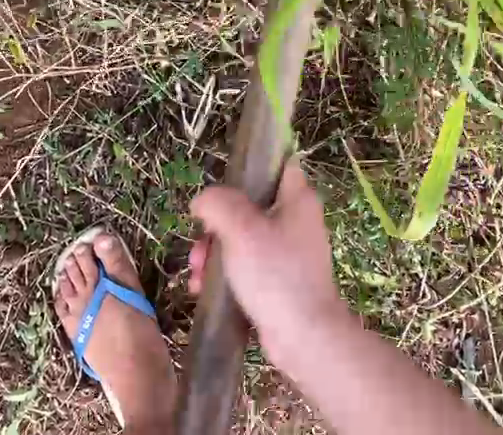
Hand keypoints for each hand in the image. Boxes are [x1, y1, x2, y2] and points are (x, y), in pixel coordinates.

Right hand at [189, 159, 351, 366]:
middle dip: (216, 226)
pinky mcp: (280, 282)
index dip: (249, 169)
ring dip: (214, 253)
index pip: (277, 165)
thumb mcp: (240, 228)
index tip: (221, 185)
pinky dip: (225, 274)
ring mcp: (289, 253)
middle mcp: (296, 221)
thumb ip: (217, 204)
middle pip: (248, 207)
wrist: (305, 337)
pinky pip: (246, 267)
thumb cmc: (275, 273)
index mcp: (297, 198)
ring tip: (197, 273)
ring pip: (242, 239)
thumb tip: (202, 202)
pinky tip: (204, 289)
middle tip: (200, 243)